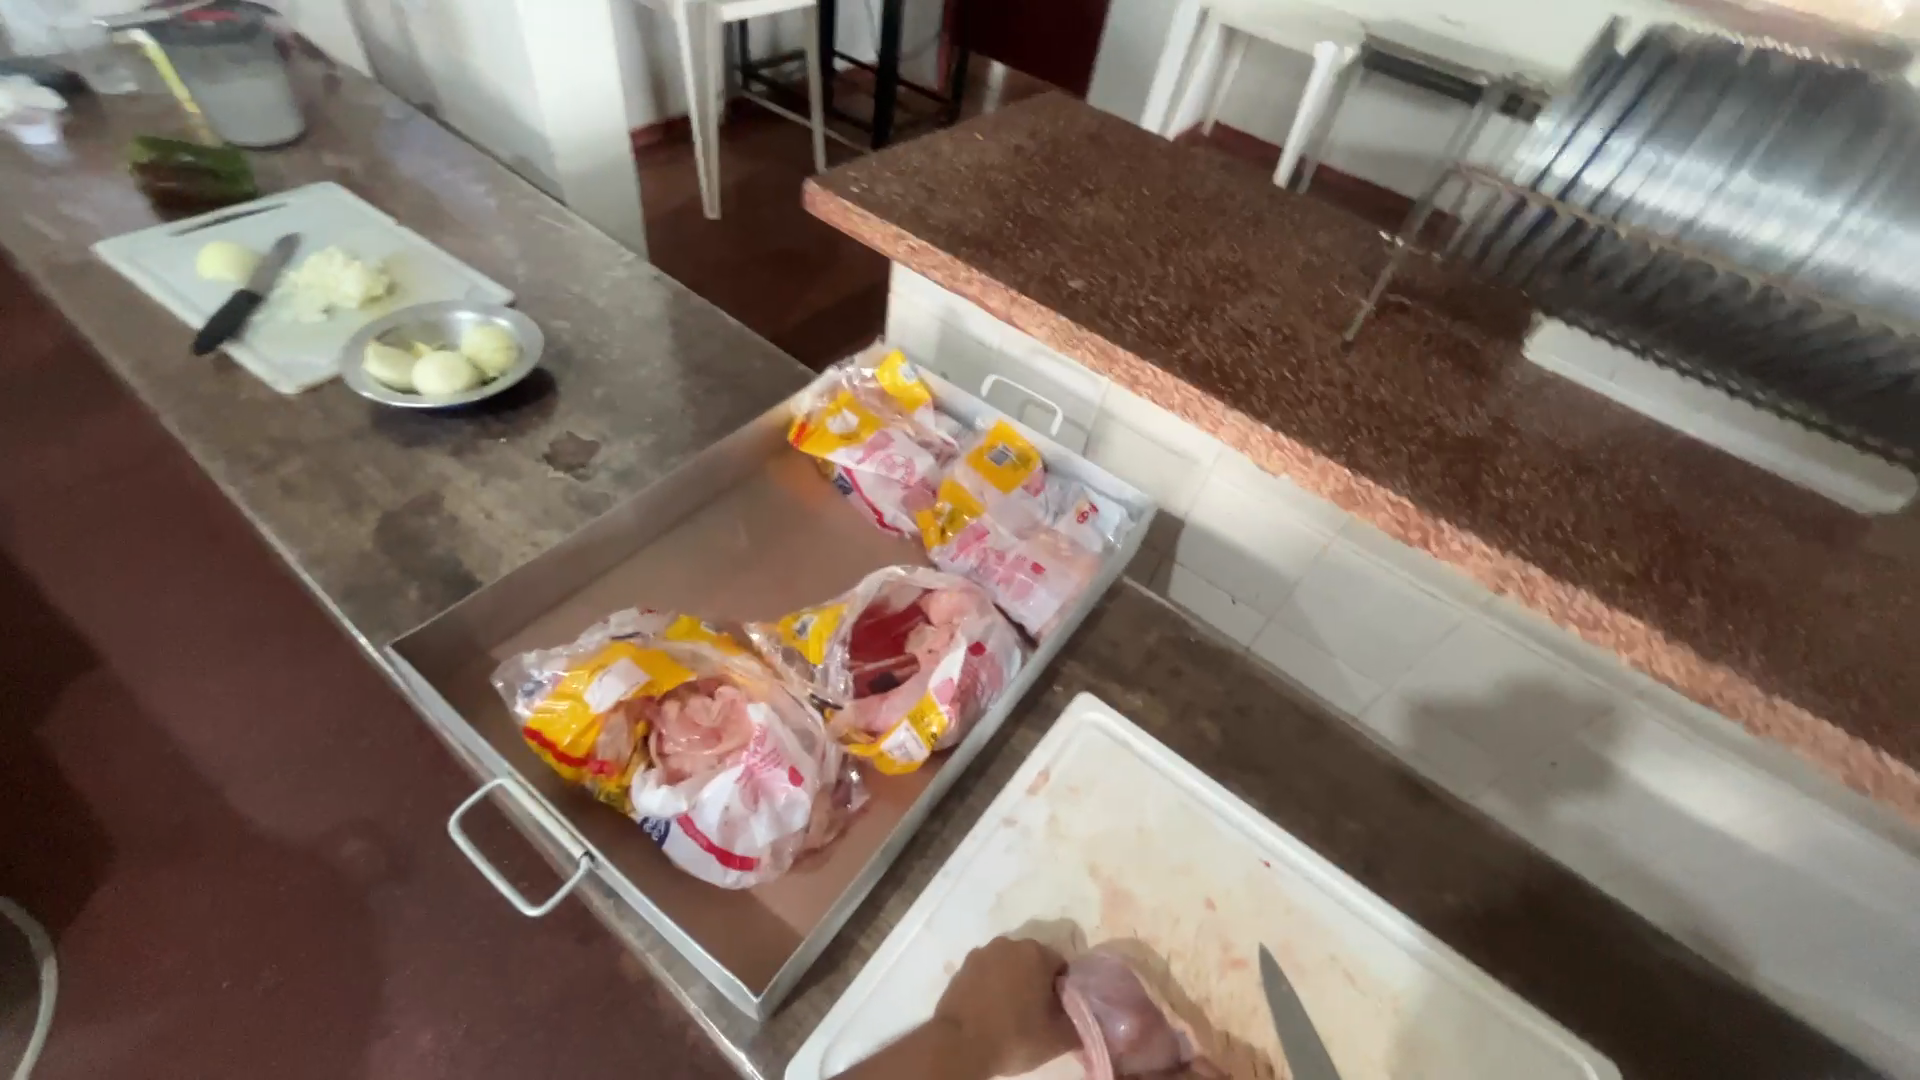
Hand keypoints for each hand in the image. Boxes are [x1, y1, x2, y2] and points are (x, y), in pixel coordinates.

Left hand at [933, 936, 1078, 1077]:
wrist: (960, 1043)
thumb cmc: (1014, 1036)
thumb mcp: (1057, 1039)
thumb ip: (1080, 1025)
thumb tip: (1086, 1018)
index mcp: (1036, 952)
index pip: (1061, 967)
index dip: (1062, 991)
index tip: (1056, 1013)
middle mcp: (1010, 942)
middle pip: (1034, 962)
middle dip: (1038, 983)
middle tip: (1036, 1015)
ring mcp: (983, 951)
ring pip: (1009, 965)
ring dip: (1013, 982)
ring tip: (1010, 1014)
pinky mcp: (964, 965)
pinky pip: (987, 972)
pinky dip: (992, 985)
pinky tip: (990, 1010)